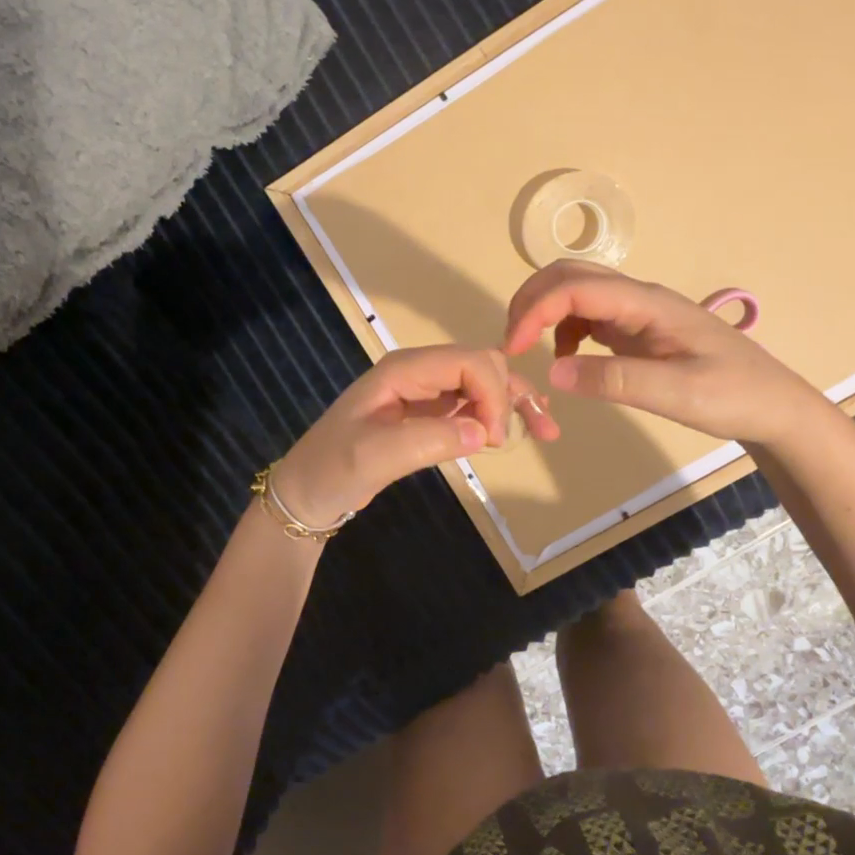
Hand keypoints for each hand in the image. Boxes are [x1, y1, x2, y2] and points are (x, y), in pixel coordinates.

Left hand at [270, 346, 559, 526]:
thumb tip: (485, 432)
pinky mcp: (428, 414)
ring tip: (546, 429)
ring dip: (512, 402)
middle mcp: (418, 372)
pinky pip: (471, 405)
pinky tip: (517, 432)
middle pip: (481, 365)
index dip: (492, 394)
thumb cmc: (333, 469)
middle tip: (519, 439)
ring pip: (481, 383)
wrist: (308, 492)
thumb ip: (429, 440)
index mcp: (403, 369)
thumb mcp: (374, 456)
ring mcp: (424, 392)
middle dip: (507, 394)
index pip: (468, 362)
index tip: (495, 439)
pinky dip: (496, 415)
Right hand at [502, 259, 826, 444]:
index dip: (537, 310)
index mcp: (648, 304)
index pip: (577, 288)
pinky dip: (562, 329)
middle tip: (511, 343)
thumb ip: (617, 381)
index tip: (515, 349)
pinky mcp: (636, 331)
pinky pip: (588, 315)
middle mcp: (638, 299)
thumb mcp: (678, 394)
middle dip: (531, 300)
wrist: (773, 406)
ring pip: (576, 291)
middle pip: (570, 275)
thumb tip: (552, 371)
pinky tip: (566, 359)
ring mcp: (637, 313)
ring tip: (528, 351)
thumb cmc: (734, 396)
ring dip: (543, 311)